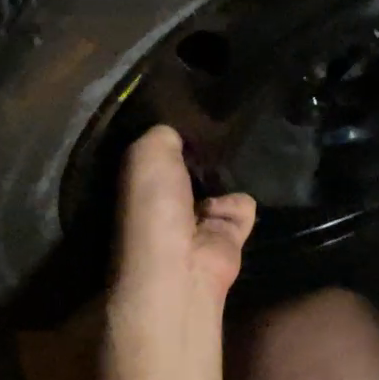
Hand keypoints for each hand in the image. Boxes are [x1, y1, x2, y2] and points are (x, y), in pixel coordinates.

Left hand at [110, 126, 257, 315]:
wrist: (181, 269)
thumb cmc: (154, 210)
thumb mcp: (146, 155)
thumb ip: (162, 135)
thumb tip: (176, 131)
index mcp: (137, 188)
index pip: (153, 154)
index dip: (168, 135)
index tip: (189, 111)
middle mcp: (163, 205)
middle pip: (186, 168)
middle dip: (200, 151)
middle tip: (220, 125)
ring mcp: (196, 223)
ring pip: (215, 185)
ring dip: (225, 172)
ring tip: (239, 146)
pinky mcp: (227, 237)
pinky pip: (241, 207)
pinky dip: (241, 204)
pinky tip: (238, 193)